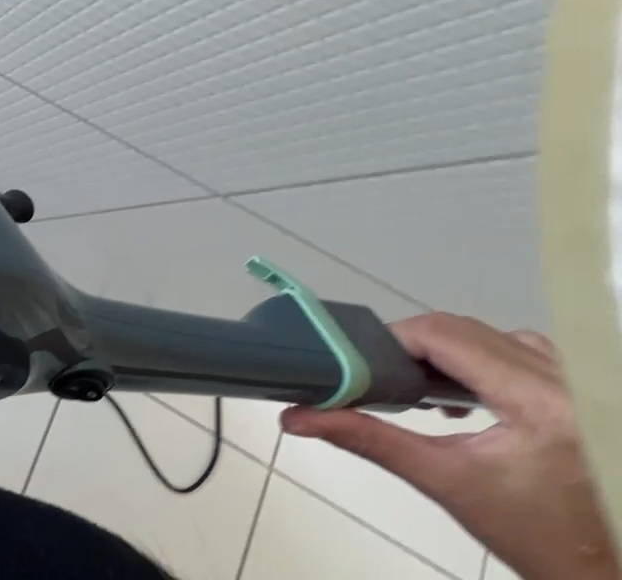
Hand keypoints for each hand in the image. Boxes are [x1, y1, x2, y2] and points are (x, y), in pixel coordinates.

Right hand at [282, 313, 618, 579]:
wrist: (612, 573)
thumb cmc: (538, 537)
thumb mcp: (446, 483)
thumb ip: (368, 439)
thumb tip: (296, 417)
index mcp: (540, 402)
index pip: (443, 334)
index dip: (390, 339)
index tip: (359, 364)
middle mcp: (571, 383)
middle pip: (465, 330)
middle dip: (413, 348)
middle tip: (384, 381)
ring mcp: (588, 388)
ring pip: (494, 336)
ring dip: (450, 353)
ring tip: (426, 390)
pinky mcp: (591, 396)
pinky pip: (528, 352)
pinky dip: (488, 361)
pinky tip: (472, 396)